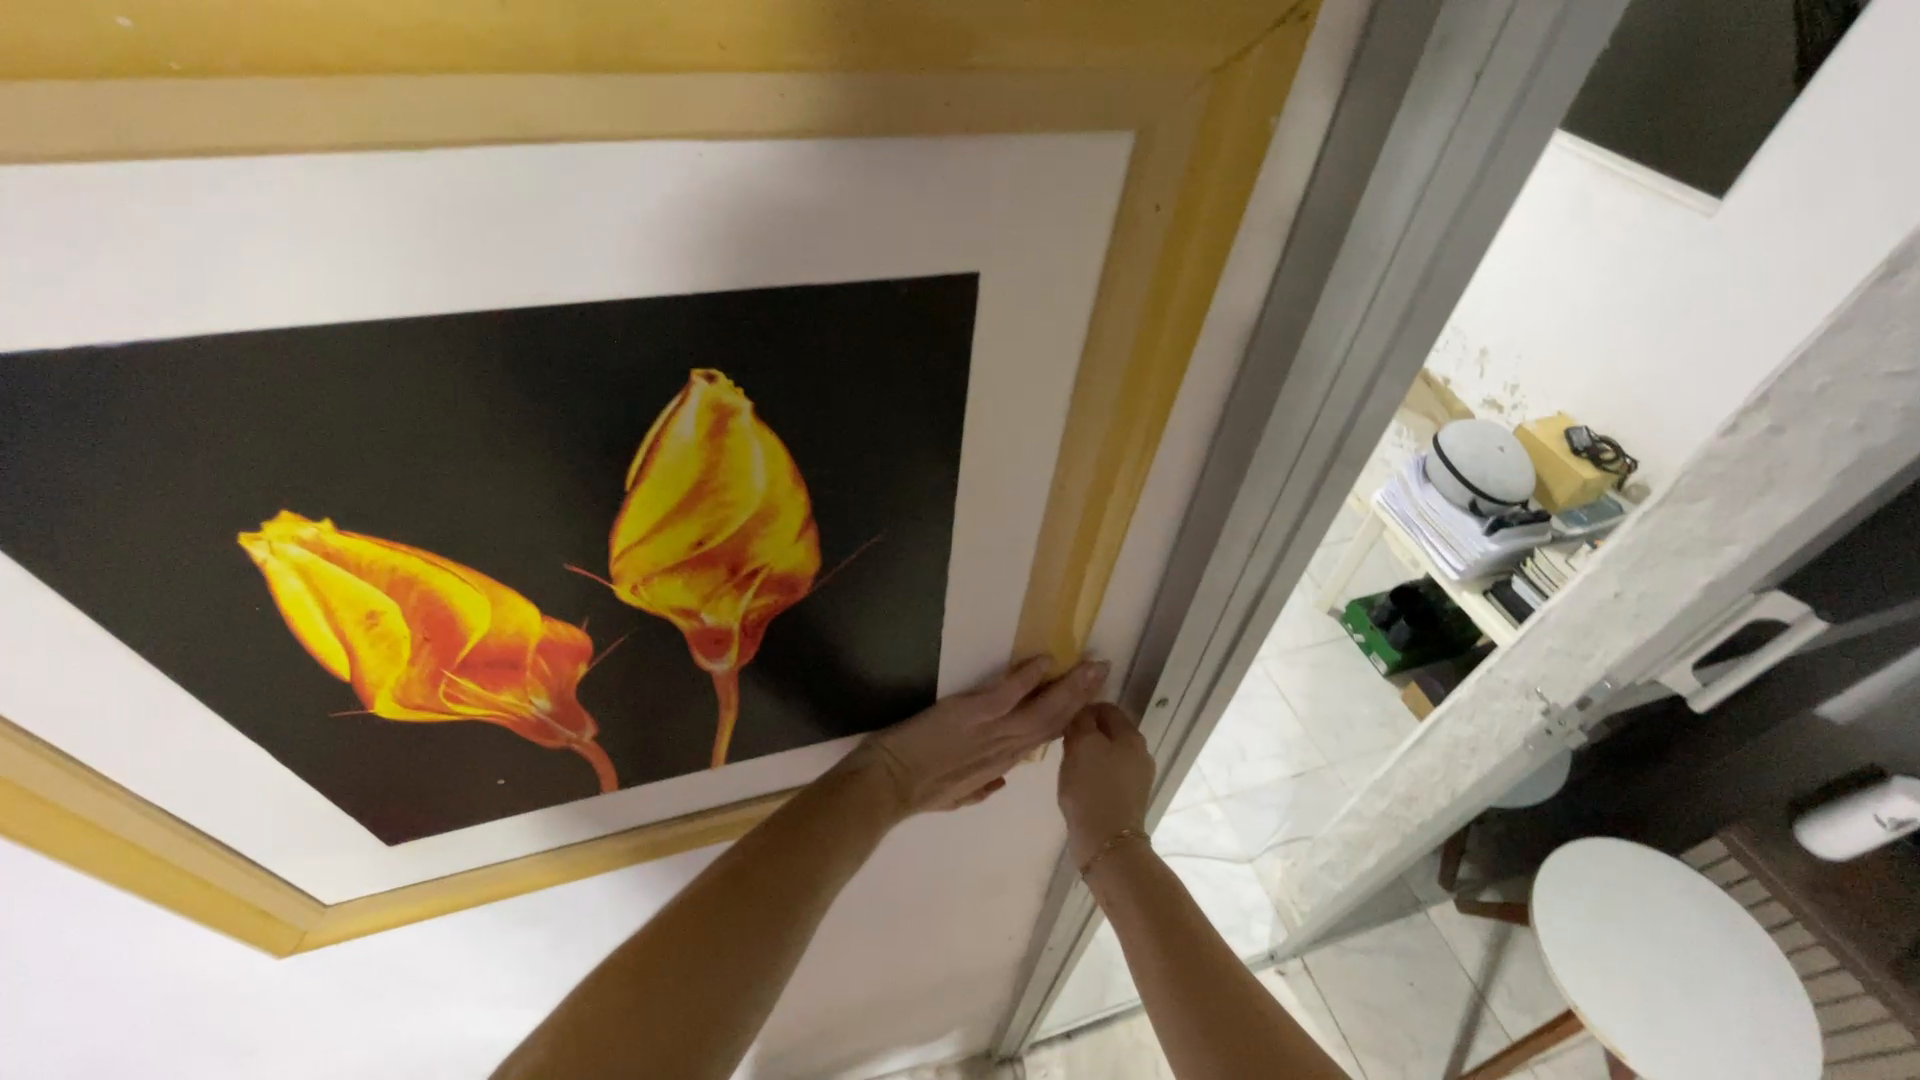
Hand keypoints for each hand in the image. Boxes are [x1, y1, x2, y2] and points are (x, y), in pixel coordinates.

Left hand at [854, 656, 1109, 815]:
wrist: (889, 786)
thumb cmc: (918, 792)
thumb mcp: (957, 798)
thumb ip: (982, 788)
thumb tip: (1002, 781)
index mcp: (1001, 766)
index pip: (1043, 739)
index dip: (1069, 719)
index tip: (1088, 702)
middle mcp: (1006, 750)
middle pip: (1054, 722)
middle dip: (1081, 697)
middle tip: (1102, 672)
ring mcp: (992, 731)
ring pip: (1043, 710)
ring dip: (1070, 686)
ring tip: (1092, 666)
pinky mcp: (974, 714)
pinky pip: (1010, 693)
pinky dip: (1029, 676)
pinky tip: (1046, 659)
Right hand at [1057, 703, 1154, 867]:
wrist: (1107, 842)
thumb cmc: (1092, 787)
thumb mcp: (1081, 745)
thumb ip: (1081, 721)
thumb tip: (1082, 713)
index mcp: (1132, 737)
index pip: (1107, 709)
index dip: (1084, 710)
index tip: (1063, 721)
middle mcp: (1140, 754)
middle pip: (1109, 732)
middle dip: (1086, 734)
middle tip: (1063, 743)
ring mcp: (1137, 779)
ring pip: (1108, 755)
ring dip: (1089, 756)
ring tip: (1068, 766)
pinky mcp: (1129, 800)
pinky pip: (1109, 776)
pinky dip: (1094, 776)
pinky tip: (1079, 786)